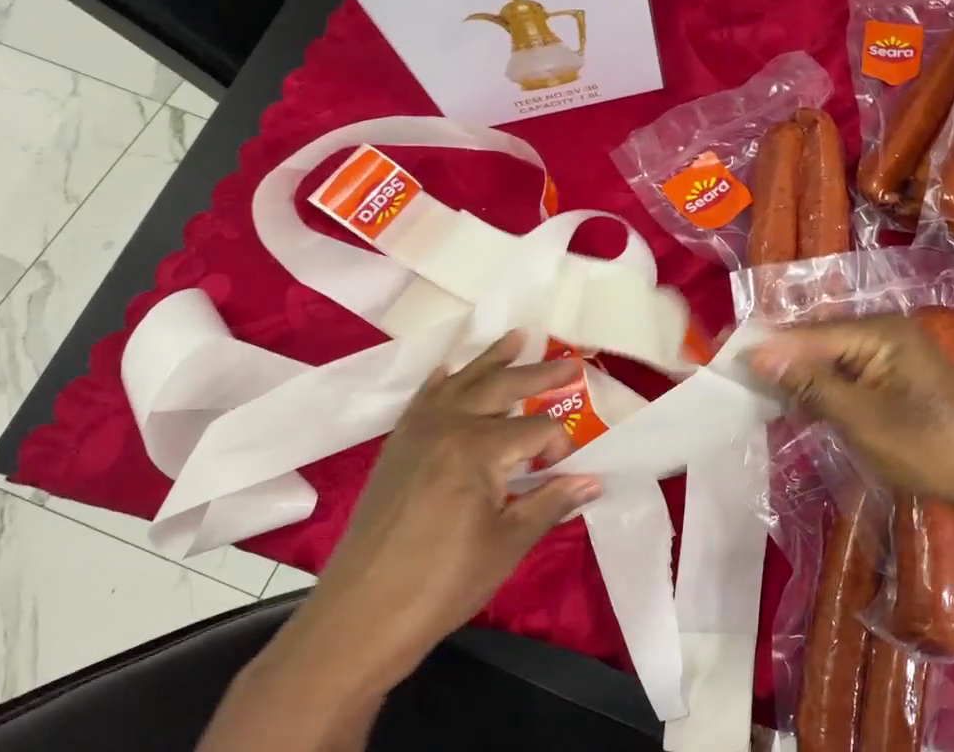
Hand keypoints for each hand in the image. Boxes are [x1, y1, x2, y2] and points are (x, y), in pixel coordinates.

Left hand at [293, 332, 602, 681]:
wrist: (360, 616)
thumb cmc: (443, 584)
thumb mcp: (508, 544)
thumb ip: (551, 503)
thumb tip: (593, 480)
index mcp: (478, 449)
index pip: (537, 431)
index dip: (559, 448)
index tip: (567, 473)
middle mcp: (447, 427)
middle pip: (501, 388)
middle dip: (539, 375)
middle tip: (571, 361)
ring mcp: (415, 434)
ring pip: (461, 384)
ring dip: (491, 361)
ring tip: (516, 337)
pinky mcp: (395, 449)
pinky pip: (422, 401)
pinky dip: (441, 383)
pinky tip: (449, 370)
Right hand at [746, 315, 953, 522]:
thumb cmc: (926, 447)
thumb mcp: (861, 418)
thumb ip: (811, 383)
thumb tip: (760, 355)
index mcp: (882, 330)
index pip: (812, 333)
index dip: (770, 348)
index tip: (727, 360)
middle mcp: (887, 331)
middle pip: (821, 341)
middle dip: (783, 362)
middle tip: (738, 381)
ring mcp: (894, 354)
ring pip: (833, 359)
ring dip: (802, 378)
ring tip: (759, 396)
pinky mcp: (897, 378)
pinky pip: (850, 374)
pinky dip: (825, 390)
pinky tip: (801, 405)